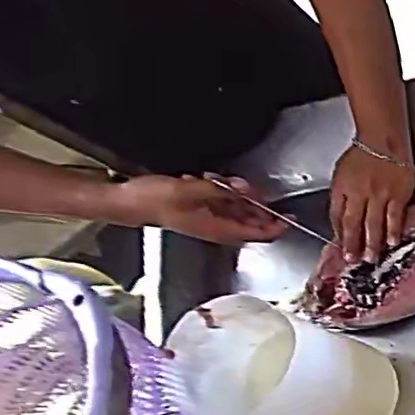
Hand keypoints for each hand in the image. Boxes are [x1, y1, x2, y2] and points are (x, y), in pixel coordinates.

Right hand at [102, 174, 284, 243]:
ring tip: (220, 180)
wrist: (124, 201)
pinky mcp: (200, 209)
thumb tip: (241, 188)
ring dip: (234, 193)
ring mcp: (211, 219)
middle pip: (252, 218)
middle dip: (253, 201)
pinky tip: (205, 180)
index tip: (290, 216)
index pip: (261, 233)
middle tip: (245, 185)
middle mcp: (221, 228)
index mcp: (222, 230)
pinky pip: (220, 201)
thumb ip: (219, 190)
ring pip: (237, 207)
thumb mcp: (190, 191)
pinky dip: (219, 190)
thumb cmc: (152, 201)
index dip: (278, 225)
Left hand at [331, 142, 414, 261]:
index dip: (339, 233)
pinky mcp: (398, 196)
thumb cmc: (363, 157)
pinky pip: (394, 217)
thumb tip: (343, 221)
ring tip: (372, 258)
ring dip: (372, 242)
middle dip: (353, 244)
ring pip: (373, 223)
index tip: (341, 248)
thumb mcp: (343, 174)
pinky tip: (392, 242)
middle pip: (354, 223)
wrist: (383, 142)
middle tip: (353, 260)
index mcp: (342, 187)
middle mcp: (359, 193)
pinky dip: (393, 230)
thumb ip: (342, 196)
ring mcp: (379, 195)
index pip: (337, 214)